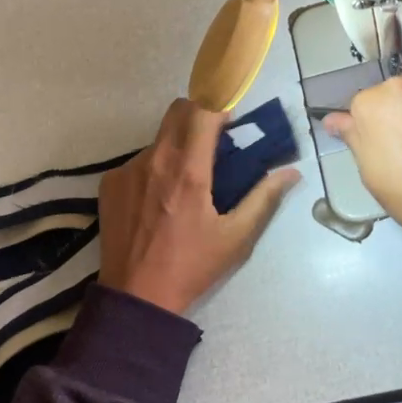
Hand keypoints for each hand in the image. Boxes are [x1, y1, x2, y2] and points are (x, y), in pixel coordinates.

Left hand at [97, 99, 301, 314]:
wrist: (136, 297)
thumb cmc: (191, 267)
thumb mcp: (235, 238)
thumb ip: (263, 199)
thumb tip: (291, 173)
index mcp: (188, 170)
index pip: (203, 110)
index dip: (220, 105)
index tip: (231, 120)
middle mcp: (155, 160)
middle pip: (178, 111)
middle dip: (199, 117)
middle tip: (214, 143)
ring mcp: (128, 170)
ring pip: (158, 137)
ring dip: (177, 145)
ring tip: (185, 182)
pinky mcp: (110, 183)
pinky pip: (138, 160)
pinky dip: (154, 167)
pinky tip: (159, 200)